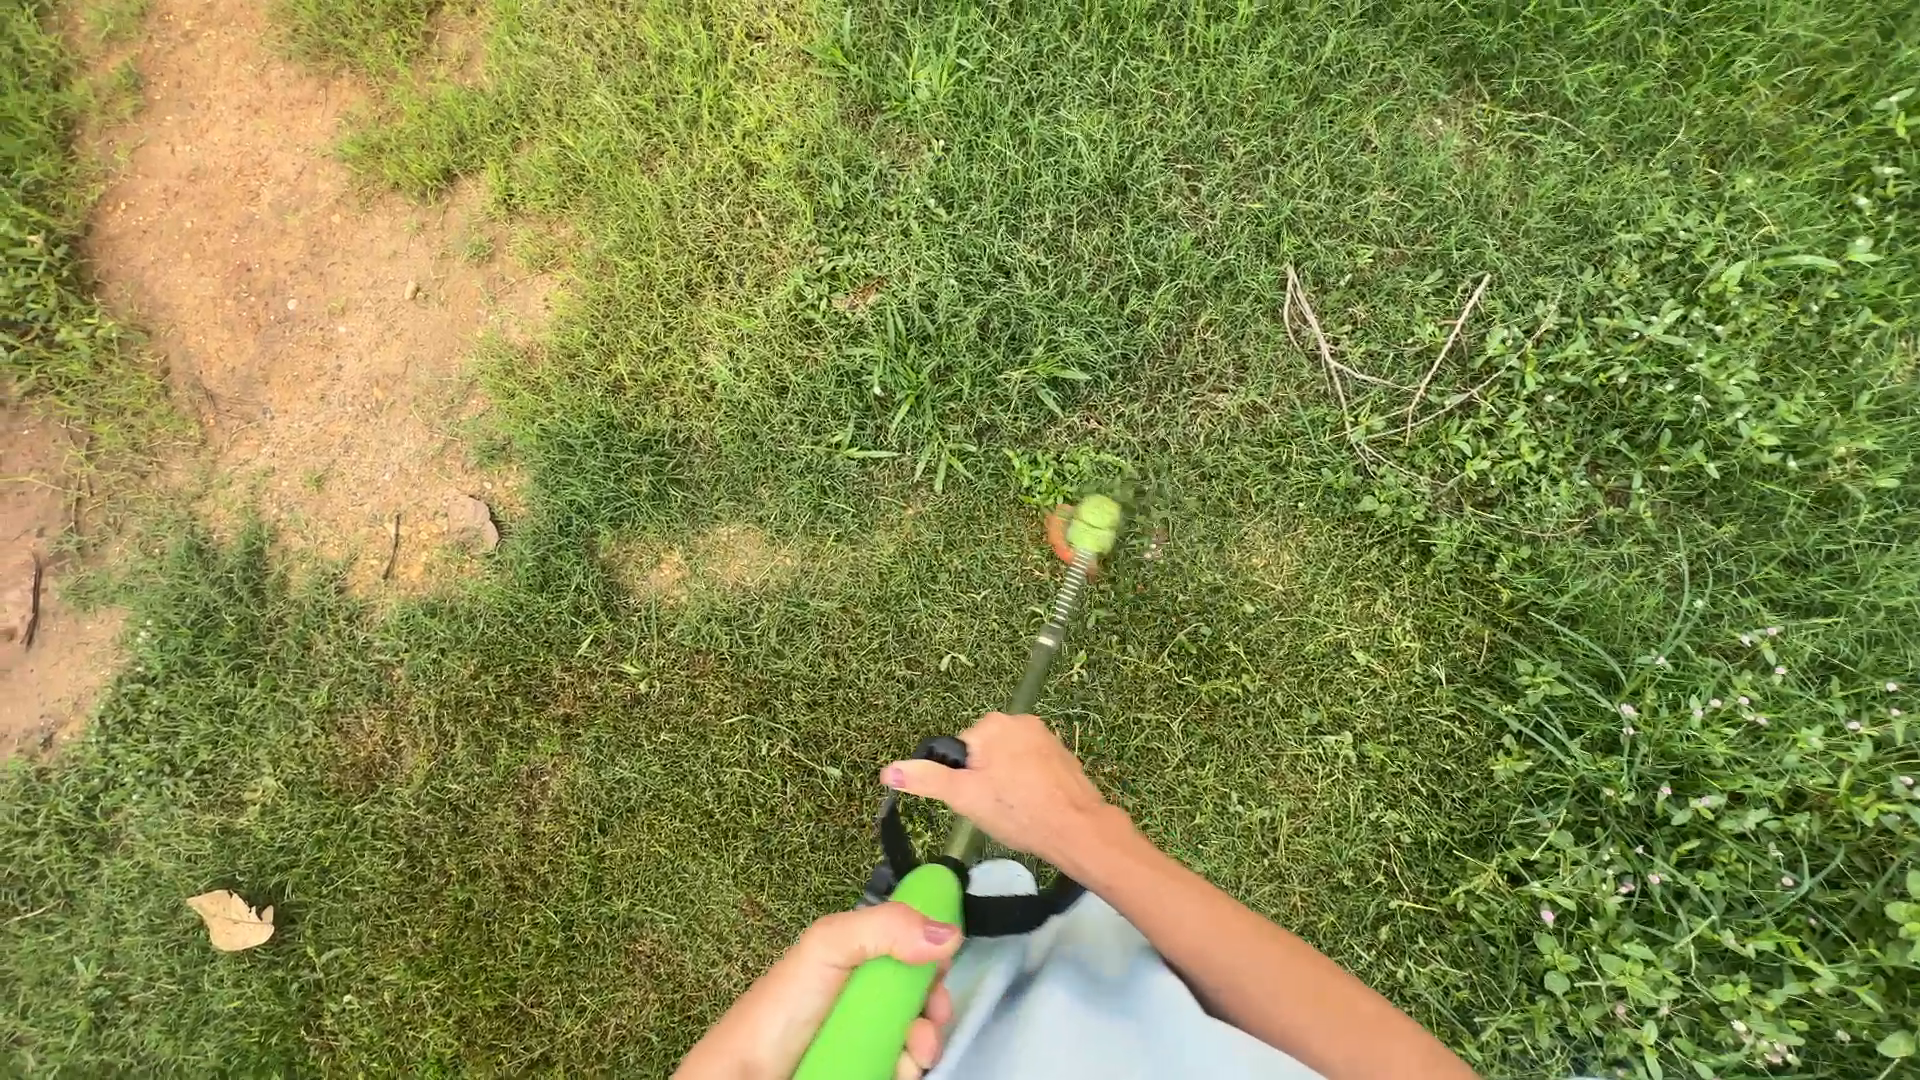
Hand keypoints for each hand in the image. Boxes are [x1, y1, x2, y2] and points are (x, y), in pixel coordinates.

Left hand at [674, 902, 960, 1079]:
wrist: (745, 1078)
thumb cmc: (784, 1005)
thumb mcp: (830, 945)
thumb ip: (887, 927)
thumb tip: (951, 933)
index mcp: (859, 955)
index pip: (911, 947)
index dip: (932, 956)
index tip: (941, 970)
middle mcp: (866, 994)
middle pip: (920, 994)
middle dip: (935, 1004)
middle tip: (933, 1016)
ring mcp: (866, 1037)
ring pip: (917, 1034)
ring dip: (927, 1041)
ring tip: (915, 1051)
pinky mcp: (866, 1069)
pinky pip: (903, 1067)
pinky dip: (910, 1068)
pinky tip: (902, 1070)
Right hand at [884, 712, 1130, 871]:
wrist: (1077, 829)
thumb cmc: (1017, 811)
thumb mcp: (964, 798)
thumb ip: (926, 780)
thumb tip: (887, 770)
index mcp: (992, 724)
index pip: (960, 751)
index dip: (962, 780)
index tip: (975, 801)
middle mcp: (1018, 720)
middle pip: (983, 752)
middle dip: (983, 779)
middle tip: (994, 807)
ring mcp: (1043, 734)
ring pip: (1007, 759)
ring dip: (1005, 781)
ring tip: (1016, 809)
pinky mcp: (1061, 752)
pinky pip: (1030, 764)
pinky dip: (1027, 782)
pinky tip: (1033, 804)